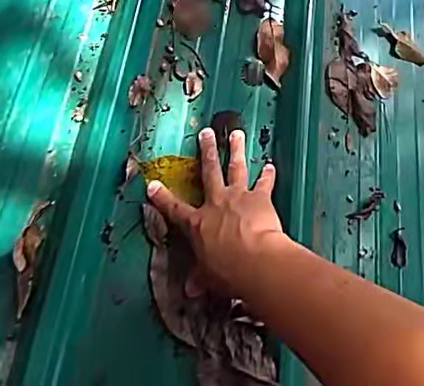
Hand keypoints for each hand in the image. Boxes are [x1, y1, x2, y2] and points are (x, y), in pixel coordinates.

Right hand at [147, 127, 288, 295]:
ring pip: (236, 167)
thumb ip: (200, 278)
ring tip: (237, 133)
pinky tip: (270, 166)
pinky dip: (268, 174)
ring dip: (236, 149)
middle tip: (206, 132)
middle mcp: (217, 203)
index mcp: (198, 223)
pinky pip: (264, 183)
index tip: (153, 184)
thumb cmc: (226, 271)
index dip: (162, 198)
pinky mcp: (260, 197)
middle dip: (207, 151)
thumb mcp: (208, 277)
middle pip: (210, 171)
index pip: (175, 210)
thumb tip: (190, 290)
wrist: (254, 259)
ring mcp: (238, 196)